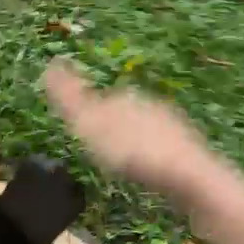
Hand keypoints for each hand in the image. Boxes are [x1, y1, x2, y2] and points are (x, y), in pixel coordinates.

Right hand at [43, 57, 222, 202]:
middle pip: (122, 112)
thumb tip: (50, 63)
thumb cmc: (133, 149)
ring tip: (121, 164)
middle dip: (110, 127)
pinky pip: (163, 150)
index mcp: (125, 94)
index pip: (98, 96)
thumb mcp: (89, 122)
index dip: (86, 113)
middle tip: (97, 149)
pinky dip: (152, 158)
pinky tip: (149, 174)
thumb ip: (68, 96)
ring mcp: (174, 128)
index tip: (78, 131)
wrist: (194, 180)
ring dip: (132, 143)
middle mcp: (151, 104)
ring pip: (144, 131)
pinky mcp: (191, 152)